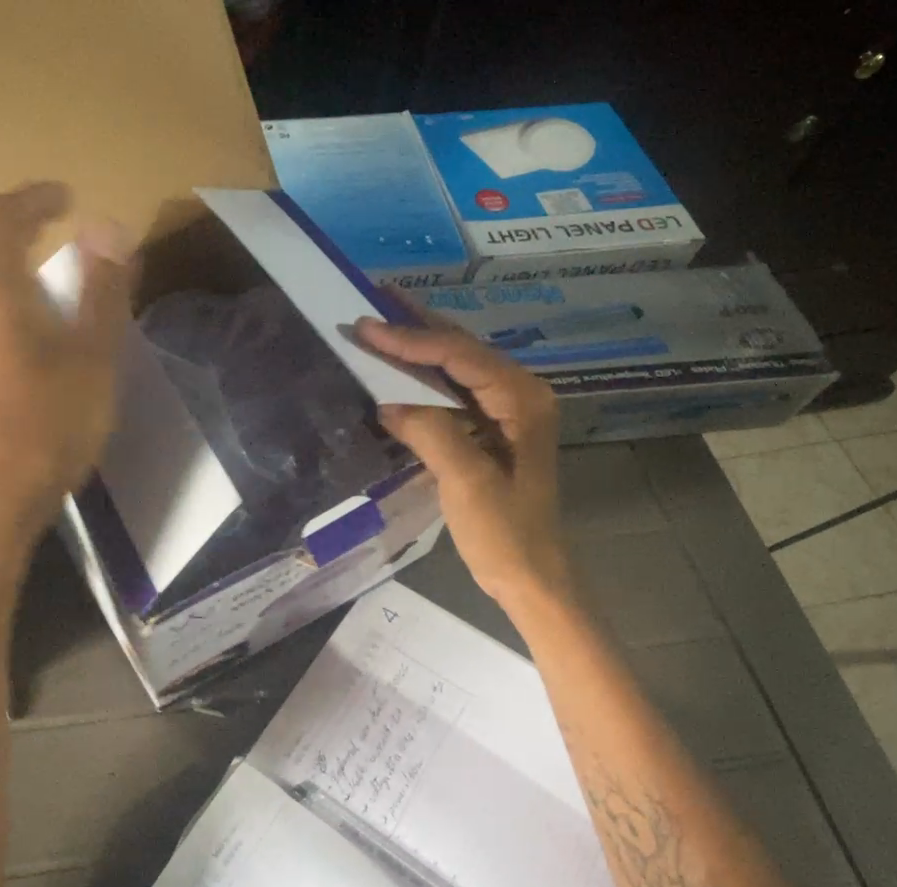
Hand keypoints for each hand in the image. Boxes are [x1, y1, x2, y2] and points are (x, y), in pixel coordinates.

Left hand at [0, 182, 134, 556]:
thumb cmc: (44, 435)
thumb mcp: (92, 365)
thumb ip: (102, 294)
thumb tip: (108, 226)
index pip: (1, 218)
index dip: (34, 196)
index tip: (68, 198)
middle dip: (12, 233)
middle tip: (54, 243)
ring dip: (4, 282)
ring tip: (49, 308)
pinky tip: (26, 364)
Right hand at [356, 317, 573, 613]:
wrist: (531, 577)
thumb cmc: (504, 533)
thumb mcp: (466, 481)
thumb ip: (430, 432)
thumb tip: (389, 402)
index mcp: (522, 400)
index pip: (460, 355)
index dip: (410, 339)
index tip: (365, 327)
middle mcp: (520, 396)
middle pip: (463, 349)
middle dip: (418, 325)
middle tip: (376, 299)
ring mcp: (508, 414)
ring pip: (459, 367)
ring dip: (421, 346)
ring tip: (384, 322)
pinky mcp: (494, 433)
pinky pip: (456, 392)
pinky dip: (426, 377)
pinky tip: (401, 369)